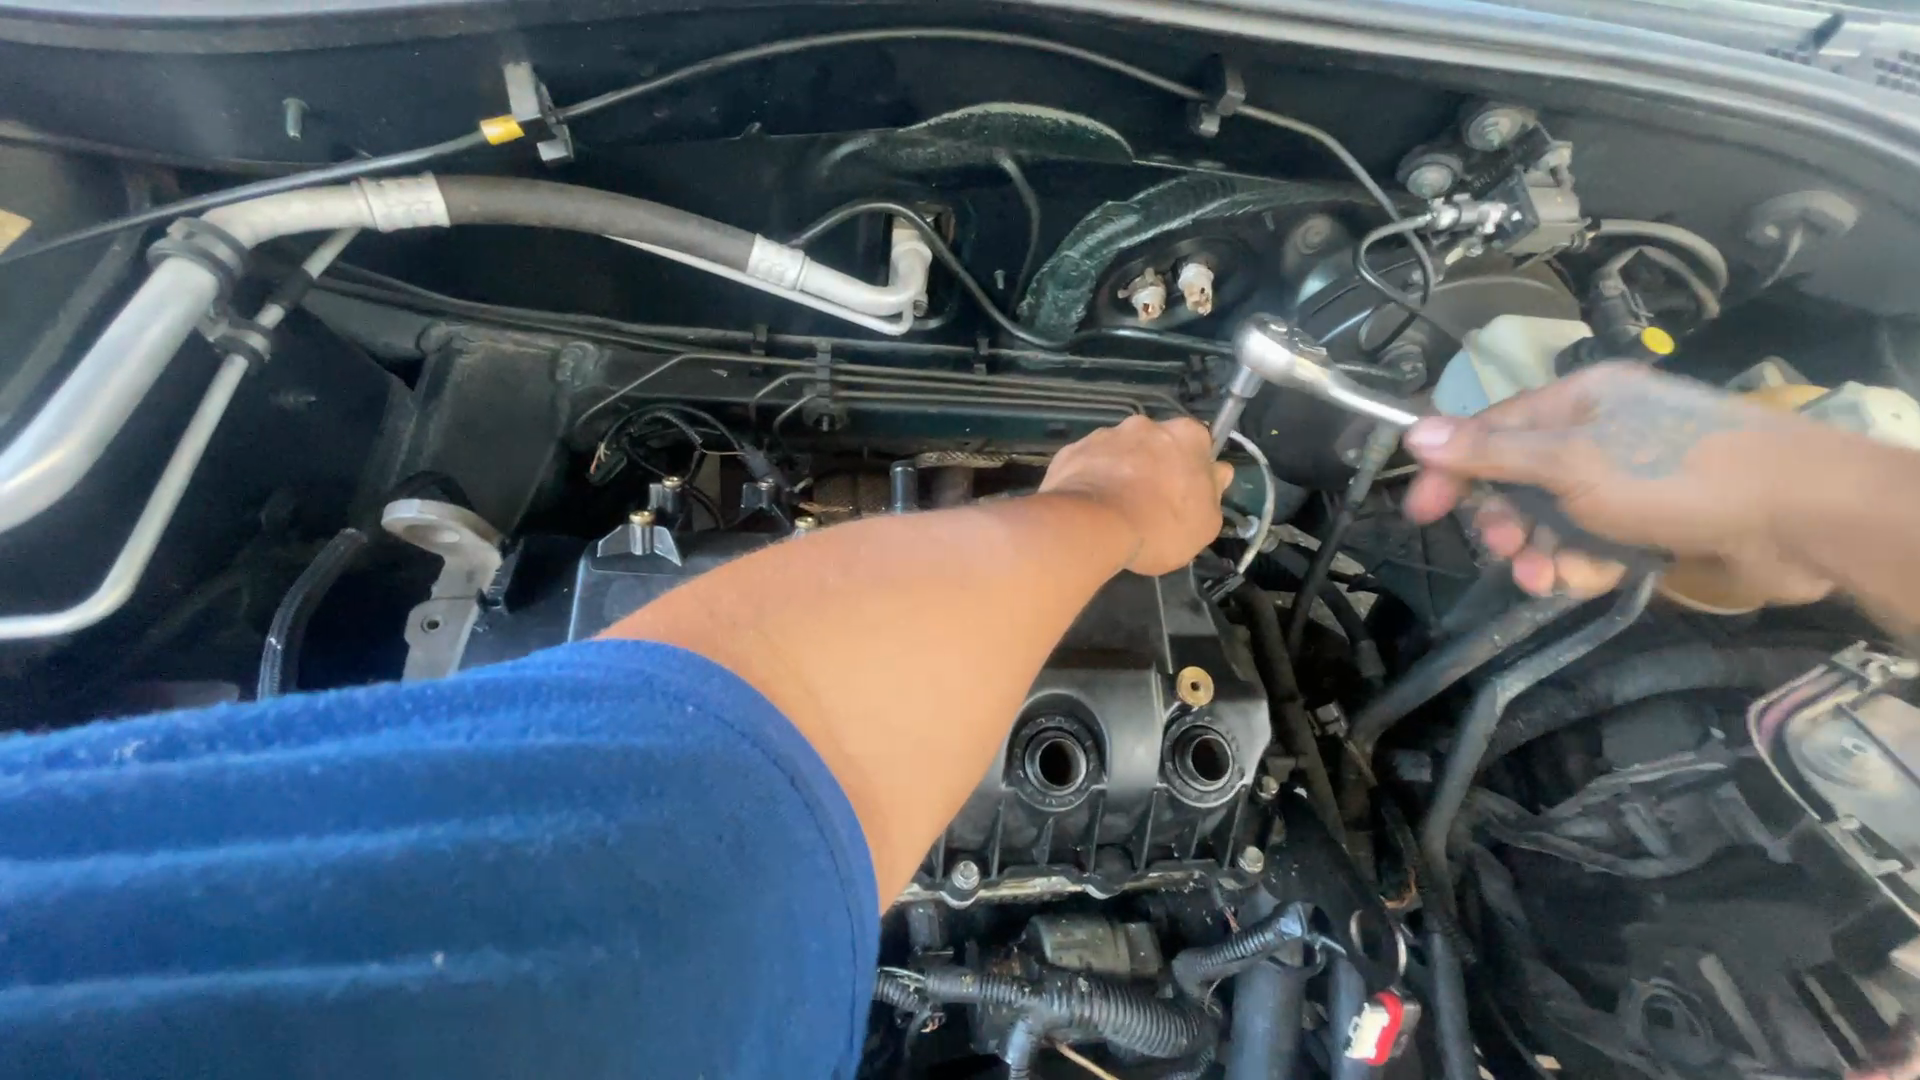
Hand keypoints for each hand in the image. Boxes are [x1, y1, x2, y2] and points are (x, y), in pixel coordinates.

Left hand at [1039, 415, 1234, 575]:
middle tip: (1148, 504)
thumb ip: (1213, 493)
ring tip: (1113, 509)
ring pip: (1119, 452)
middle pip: (1155, 445)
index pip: (1198, 444)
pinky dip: (1090, 480)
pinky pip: (1087, 464)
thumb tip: (1218, 472)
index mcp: (1186, 435)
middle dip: (1153, 467)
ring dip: (1119, 472)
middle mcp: (1145, 425)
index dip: (1192, 469)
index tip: (1185, 493)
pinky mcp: (1072, 450)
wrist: (1091, 527)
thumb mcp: (1205, 523)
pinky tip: (1088, 508)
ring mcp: (1104, 435)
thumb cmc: (1160, 527)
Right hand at [1400, 361, 1833, 602]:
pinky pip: (1587, 544)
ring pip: (1548, 522)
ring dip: (1541, 554)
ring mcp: (1622, 480)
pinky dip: (1581, 565)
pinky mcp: (1646, 521)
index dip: (1450, 472)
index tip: (1421, 511)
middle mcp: (1594, 436)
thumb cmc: (1677, 475)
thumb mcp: (1568, 462)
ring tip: (1551, 578)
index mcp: (1575, 404)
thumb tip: (1412, 433)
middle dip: (1506, 524)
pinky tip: (1594, 577)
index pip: (1486, 433)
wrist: (1806, 519)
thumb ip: (1486, 453)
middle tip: (1507, 550)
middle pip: (1514, 484)